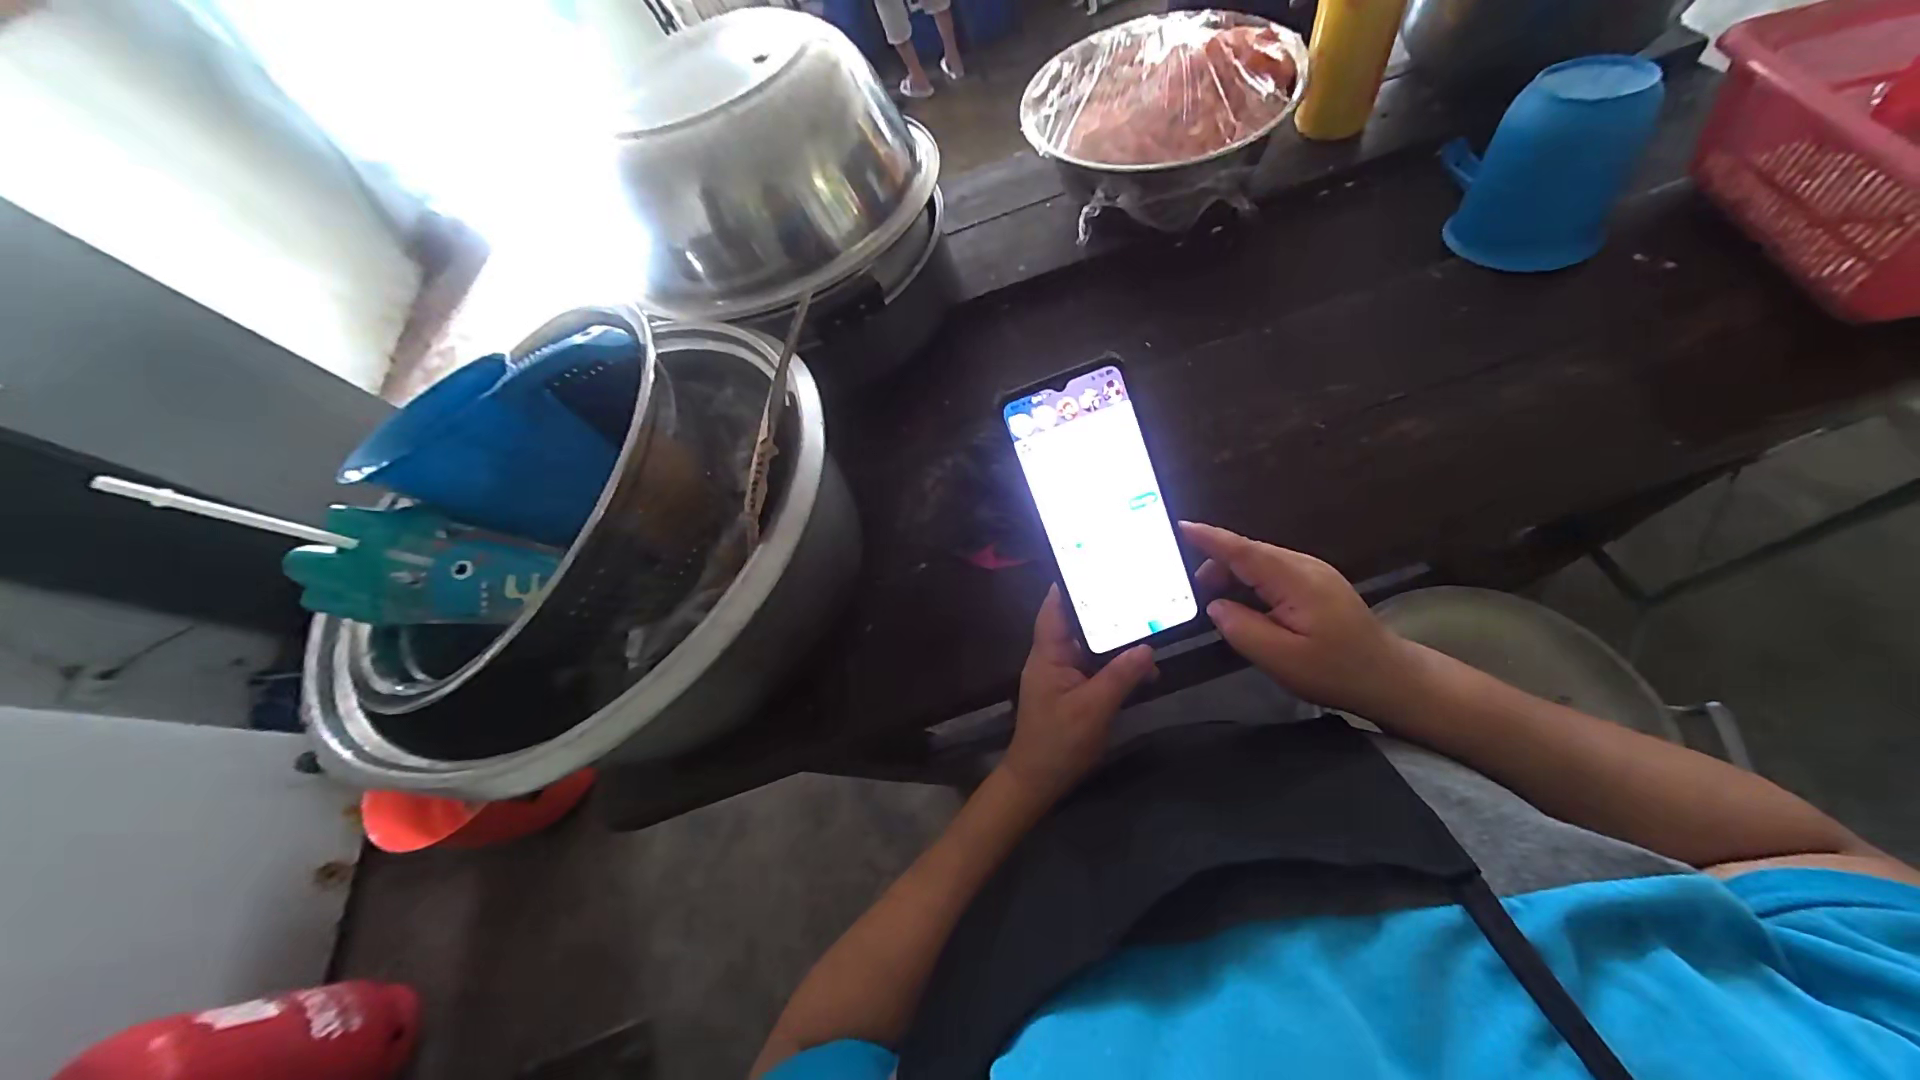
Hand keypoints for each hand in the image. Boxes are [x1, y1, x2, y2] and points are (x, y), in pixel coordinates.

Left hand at [1000, 585, 1158, 803]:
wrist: (1038, 781)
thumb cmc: (1059, 742)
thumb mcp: (1093, 708)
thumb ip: (1121, 676)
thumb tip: (1147, 647)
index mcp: (1047, 655)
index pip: (1055, 608)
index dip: (1071, 586)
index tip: (1095, 565)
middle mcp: (1051, 658)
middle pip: (1075, 623)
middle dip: (1102, 608)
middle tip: (1134, 589)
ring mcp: (1061, 675)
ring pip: (1088, 646)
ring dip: (1113, 638)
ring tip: (1146, 620)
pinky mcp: (1071, 691)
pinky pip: (1093, 667)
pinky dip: (1115, 663)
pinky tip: (1142, 665)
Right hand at [1180, 521, 1420, 717]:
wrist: (1390, 678)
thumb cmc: (1336, 671)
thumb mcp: (1281, 659)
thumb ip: (1241, 628)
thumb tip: (1216, 606)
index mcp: (1296, 581)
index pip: (1244, 551)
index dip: (1210, 538)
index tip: (1181, 526)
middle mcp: (1305, 567)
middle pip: (1249, 552)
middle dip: (1215, 564)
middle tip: (1194, 593)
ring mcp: (1313, 572)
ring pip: (1259, 561)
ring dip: (1232, 575)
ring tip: (1218, 604)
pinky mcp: (1315, 583)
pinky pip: (1272, 571)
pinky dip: (1248, 581)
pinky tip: (1244, 604)